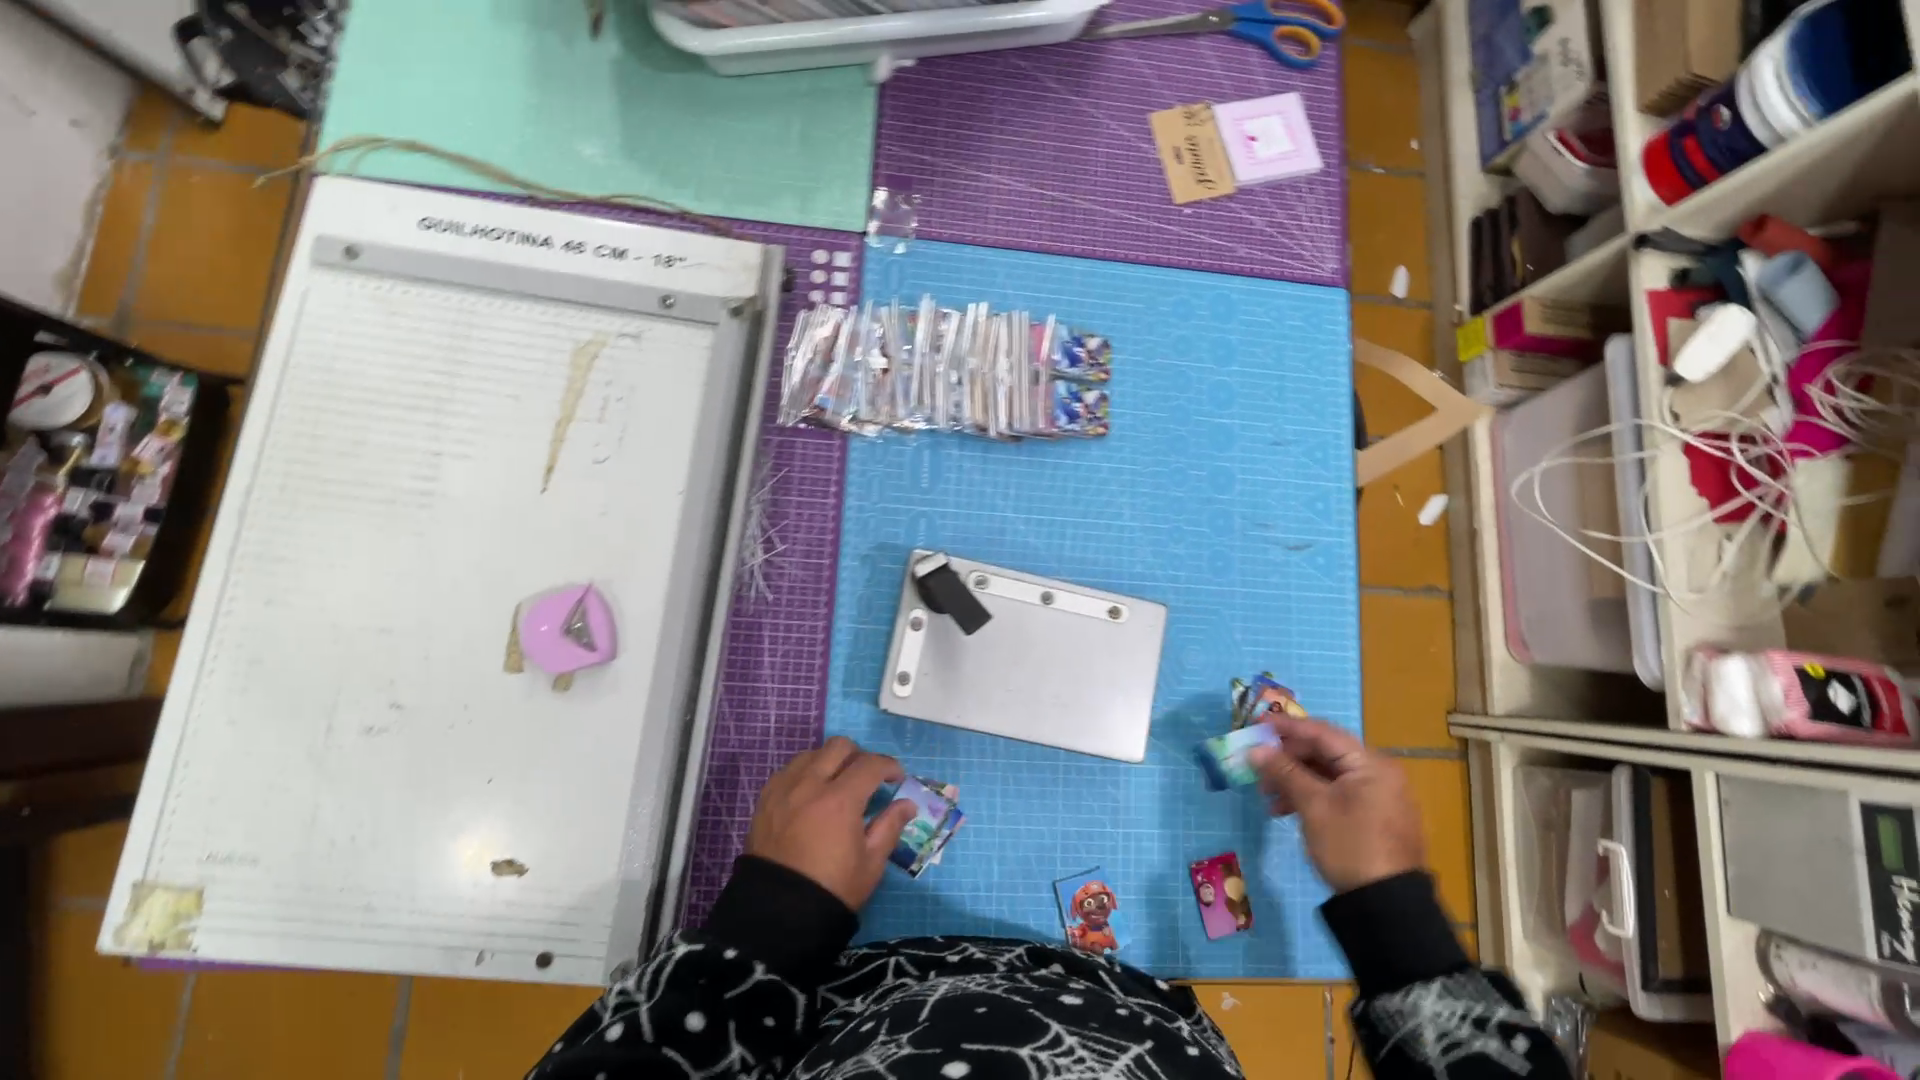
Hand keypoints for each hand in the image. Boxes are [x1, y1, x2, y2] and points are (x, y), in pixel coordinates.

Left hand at [745, 736, 916, 910]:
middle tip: (866, 778)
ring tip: (836, 784)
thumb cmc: (832, 889)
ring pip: (811, 754)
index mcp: (840, 800)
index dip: (889, 766)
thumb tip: (907, 804)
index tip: (896, 779)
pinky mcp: (765, 799)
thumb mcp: (871, 863)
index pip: (871, 764)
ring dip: (830, 762)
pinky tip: (810, 794)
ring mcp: (784, 789)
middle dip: (860, 756)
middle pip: (839, 746)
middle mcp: (810, 785)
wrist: (779, 913)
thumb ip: (890, 826)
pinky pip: (788, 770)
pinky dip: (805, 773)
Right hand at [1247, 713, 1425, 893]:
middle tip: (1257, 768)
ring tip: (1266, 797)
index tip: (1256, 726)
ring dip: (1294, 780)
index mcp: (1370, 763)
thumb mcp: (1313, 806)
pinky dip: (1310, 796)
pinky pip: (1336, 793)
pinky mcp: (1372, 815)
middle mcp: (1378, 772)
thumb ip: (1284, 772)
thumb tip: (1255, 749)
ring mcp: (1377, 795)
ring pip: (1327, 774)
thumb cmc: (1350, 845)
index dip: (1286, 727)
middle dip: (1287, 760)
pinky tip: (1285, 810)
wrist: (1388, 904)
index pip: (1322, 732)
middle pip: (1324, 753)